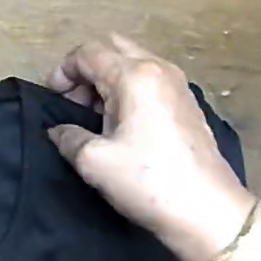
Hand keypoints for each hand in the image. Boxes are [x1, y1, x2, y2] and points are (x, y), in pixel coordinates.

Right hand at [47, 35, 255, 260]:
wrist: (208, 211)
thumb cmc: (148, 182)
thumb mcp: (94, 162)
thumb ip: (68, 137)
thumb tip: (58, 130)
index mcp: (135, 75)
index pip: (88, 52)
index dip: (63, 71)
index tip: (53, 100)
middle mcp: (159, 68)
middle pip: (112, 49)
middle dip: (86, 70)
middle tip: (73, 105)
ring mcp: (178, 84)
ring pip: (132, 63)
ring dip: (107, 81)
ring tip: (95, 119)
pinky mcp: (188, 103)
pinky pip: (150, 81)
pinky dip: (129, 91)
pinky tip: (122, 126)